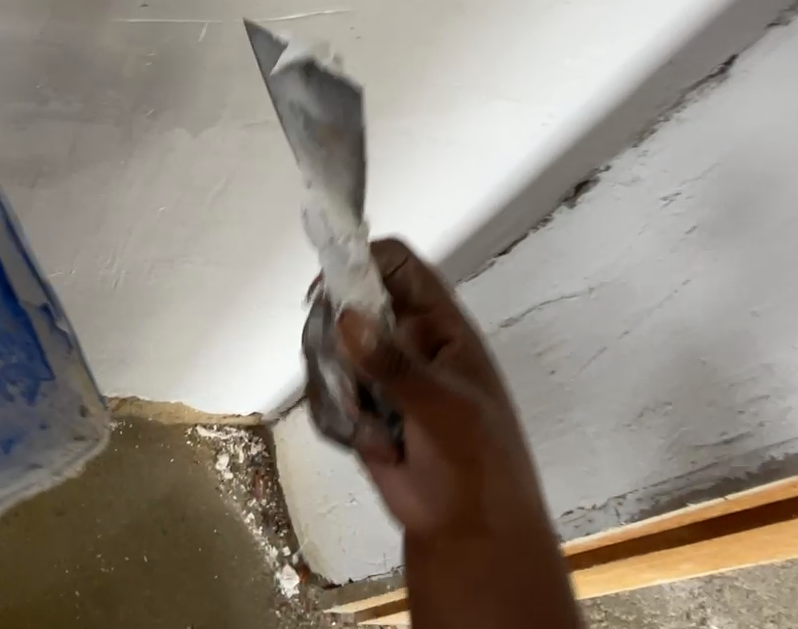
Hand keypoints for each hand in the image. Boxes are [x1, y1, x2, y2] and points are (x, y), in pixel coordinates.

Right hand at [303, 239, 580, 628]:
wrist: (471, 534)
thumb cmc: (479, 466)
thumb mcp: (446, 411)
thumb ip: (395, 365)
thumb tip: (346, 319)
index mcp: (436, 324)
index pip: (394, 263)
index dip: (359, 263)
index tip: (327, 296)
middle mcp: (400, 337)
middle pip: (341, 303)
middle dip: (334, 345)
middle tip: (348, 380)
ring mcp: (373, 369)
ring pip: (321, 349)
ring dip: (338, 394)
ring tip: (375, 431)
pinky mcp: (352, 401)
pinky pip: (318, 392)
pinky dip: (337, 422)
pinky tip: (371, 447)